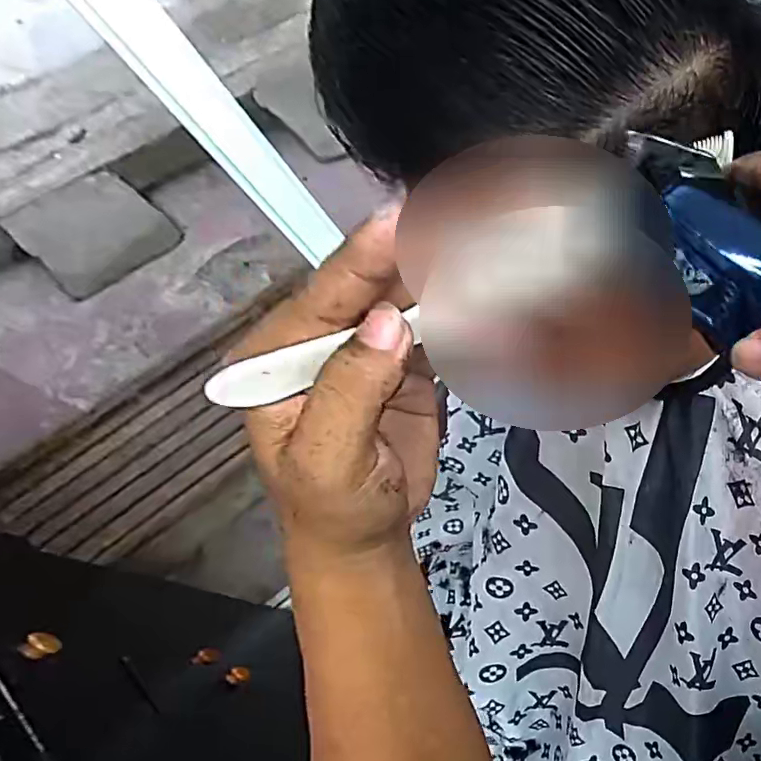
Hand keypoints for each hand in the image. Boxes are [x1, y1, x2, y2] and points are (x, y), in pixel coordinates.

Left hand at [232, 207, 440, 561]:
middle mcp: (323, 348)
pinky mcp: (407, 377)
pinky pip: (434, 341)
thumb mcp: (327, 455)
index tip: (397, 222)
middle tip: (450, 229)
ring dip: (440, 288)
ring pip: (406, 312)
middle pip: (368, 293)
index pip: (325, 298)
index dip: (362, 260)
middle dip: (406, 262)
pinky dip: (459, 324)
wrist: (364, 538)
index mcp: (281, 361)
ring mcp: (369, 360)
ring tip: (473, 255)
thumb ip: (349, 388)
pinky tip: (480, 305)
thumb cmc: (330, 506)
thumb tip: (386, 323)